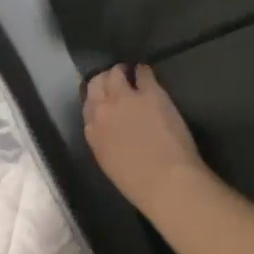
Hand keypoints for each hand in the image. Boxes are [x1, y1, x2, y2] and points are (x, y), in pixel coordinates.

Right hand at [82, 64, 209, 210]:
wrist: (166, 180)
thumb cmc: (138, 183)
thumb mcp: (108, 162)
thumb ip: (103, 140)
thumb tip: (109, 128)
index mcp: (92, 132)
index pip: (87, 106)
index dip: (96, 100)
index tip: (103, 101)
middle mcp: (103, 110)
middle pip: (96, 84)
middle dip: (103, 81)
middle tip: (114, 82)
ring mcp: (126, 99)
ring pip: (115, 74)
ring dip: (120, 72)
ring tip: (128, 73)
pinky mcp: (150, 93)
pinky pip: (142, 72)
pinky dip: (142, 71)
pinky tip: (145, 72)